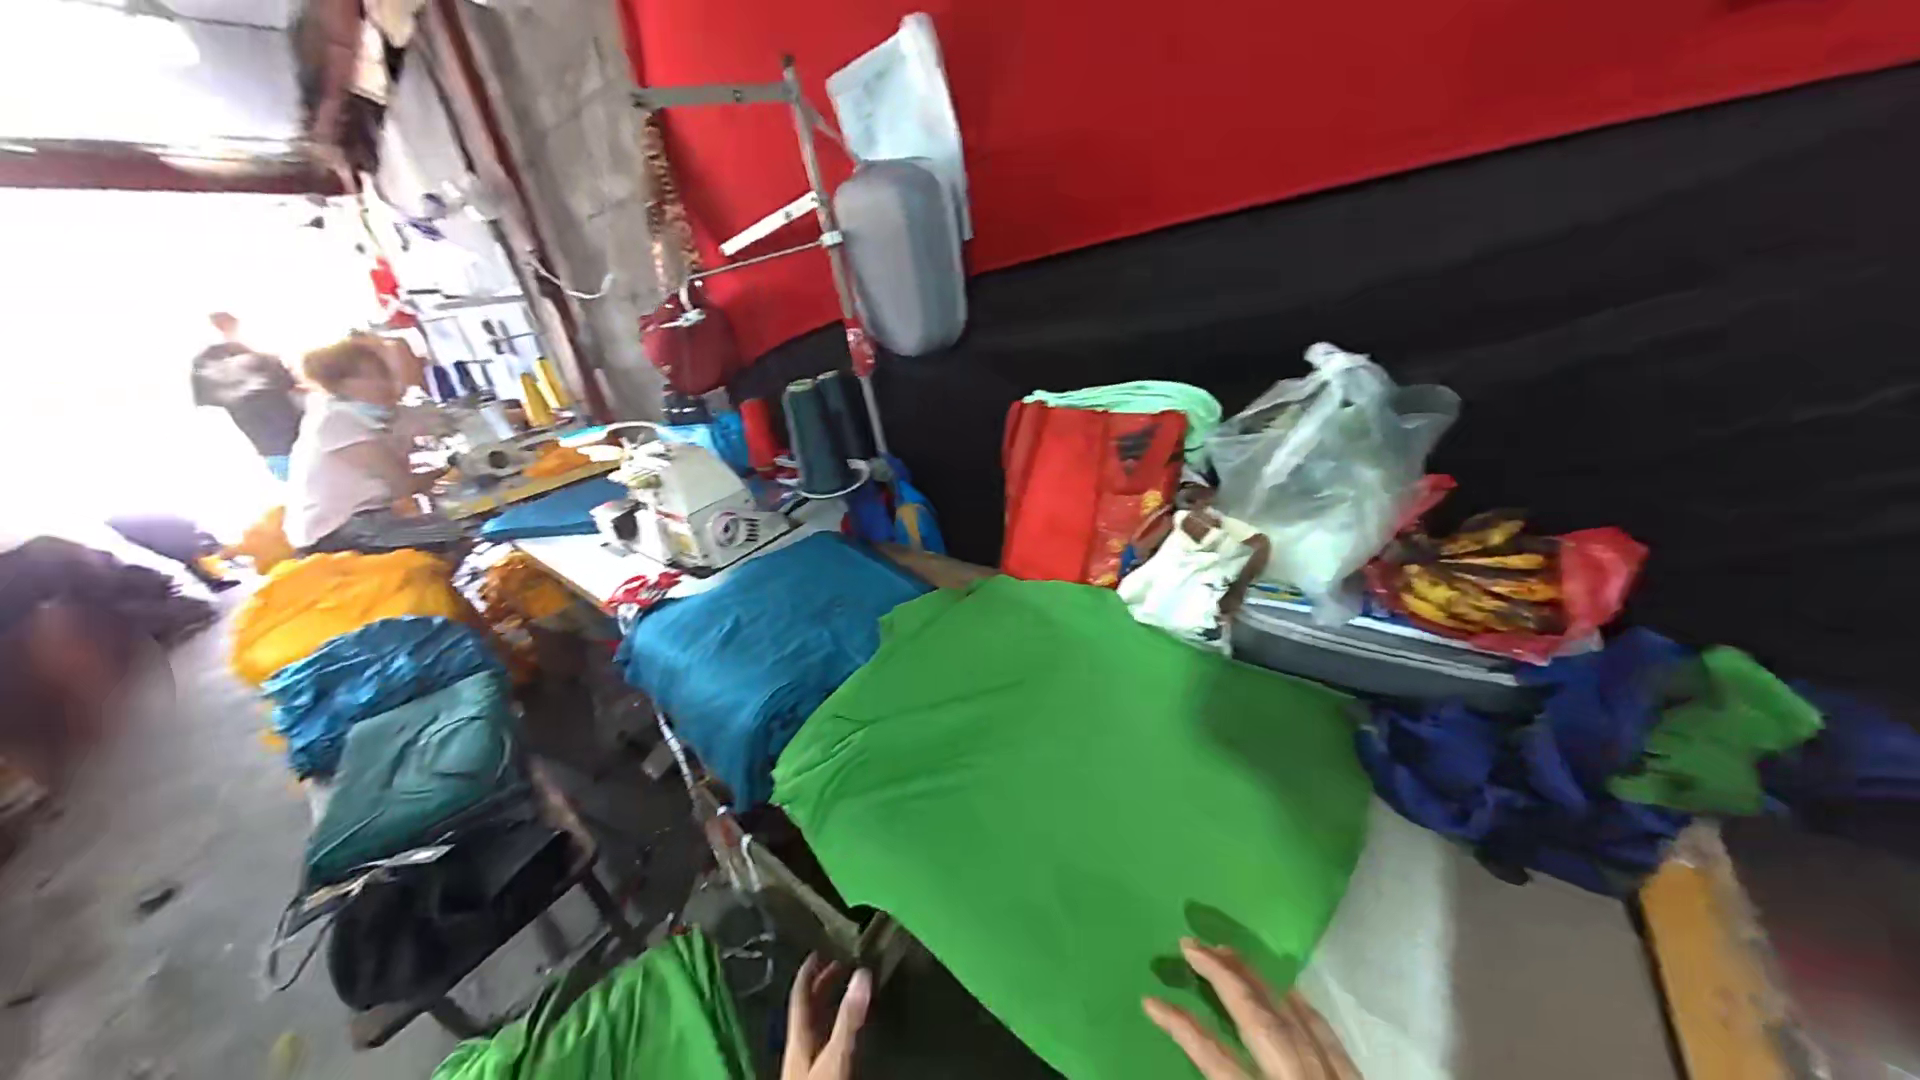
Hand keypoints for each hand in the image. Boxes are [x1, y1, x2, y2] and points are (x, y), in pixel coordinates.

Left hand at [781, 953, 872, 1079]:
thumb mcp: (835, 1052)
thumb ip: (848, 1016)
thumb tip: (862, 974)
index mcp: (798, 1034)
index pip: (799, 994)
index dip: (807, 972)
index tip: (817, 951)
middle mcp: (799, 1044)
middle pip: (808, 1008)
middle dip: (823, 984)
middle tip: (840, 965)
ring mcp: (806, 1061)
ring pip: (816, 1025)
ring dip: (830, 1005)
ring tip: (847, 992)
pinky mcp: (816, 1074)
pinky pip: (824, 1041)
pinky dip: (835, 1027)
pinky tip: (846, 1031)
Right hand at [1144, 939, 1358, 1079]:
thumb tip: (1208, 1067)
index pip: (1215, 1062)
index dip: (1180, 1027)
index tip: (1150, 1000)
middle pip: (1258, 1022)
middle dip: (1222, 978)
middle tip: (1190, 945)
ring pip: (1292, 1020)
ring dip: (1256, 982)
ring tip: (1226, 952)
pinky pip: (1330, 1040)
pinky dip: (1305, 1009)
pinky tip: (1288, 989)